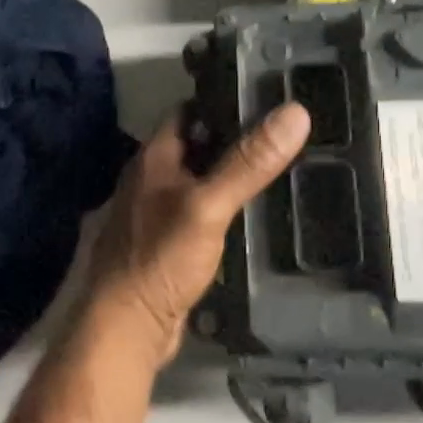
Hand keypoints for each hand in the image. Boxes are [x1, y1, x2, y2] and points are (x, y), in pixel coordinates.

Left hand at [85, 103, 310, 366]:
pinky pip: (199, 213)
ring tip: (277, 167)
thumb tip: (295, 112)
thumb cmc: (161, 257)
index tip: (266, 96)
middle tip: (283, 133)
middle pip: (196, 146)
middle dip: (233, 138)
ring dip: (229, 175)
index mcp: (153, 158)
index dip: (223, 100)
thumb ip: (249, 162)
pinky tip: (252, 214)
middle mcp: (150, 179)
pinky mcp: (166, 245)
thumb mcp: (210, 205)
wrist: (127, 326)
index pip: (189, 110)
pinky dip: (223, 208)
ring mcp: (155, 213)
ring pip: (198, 181)